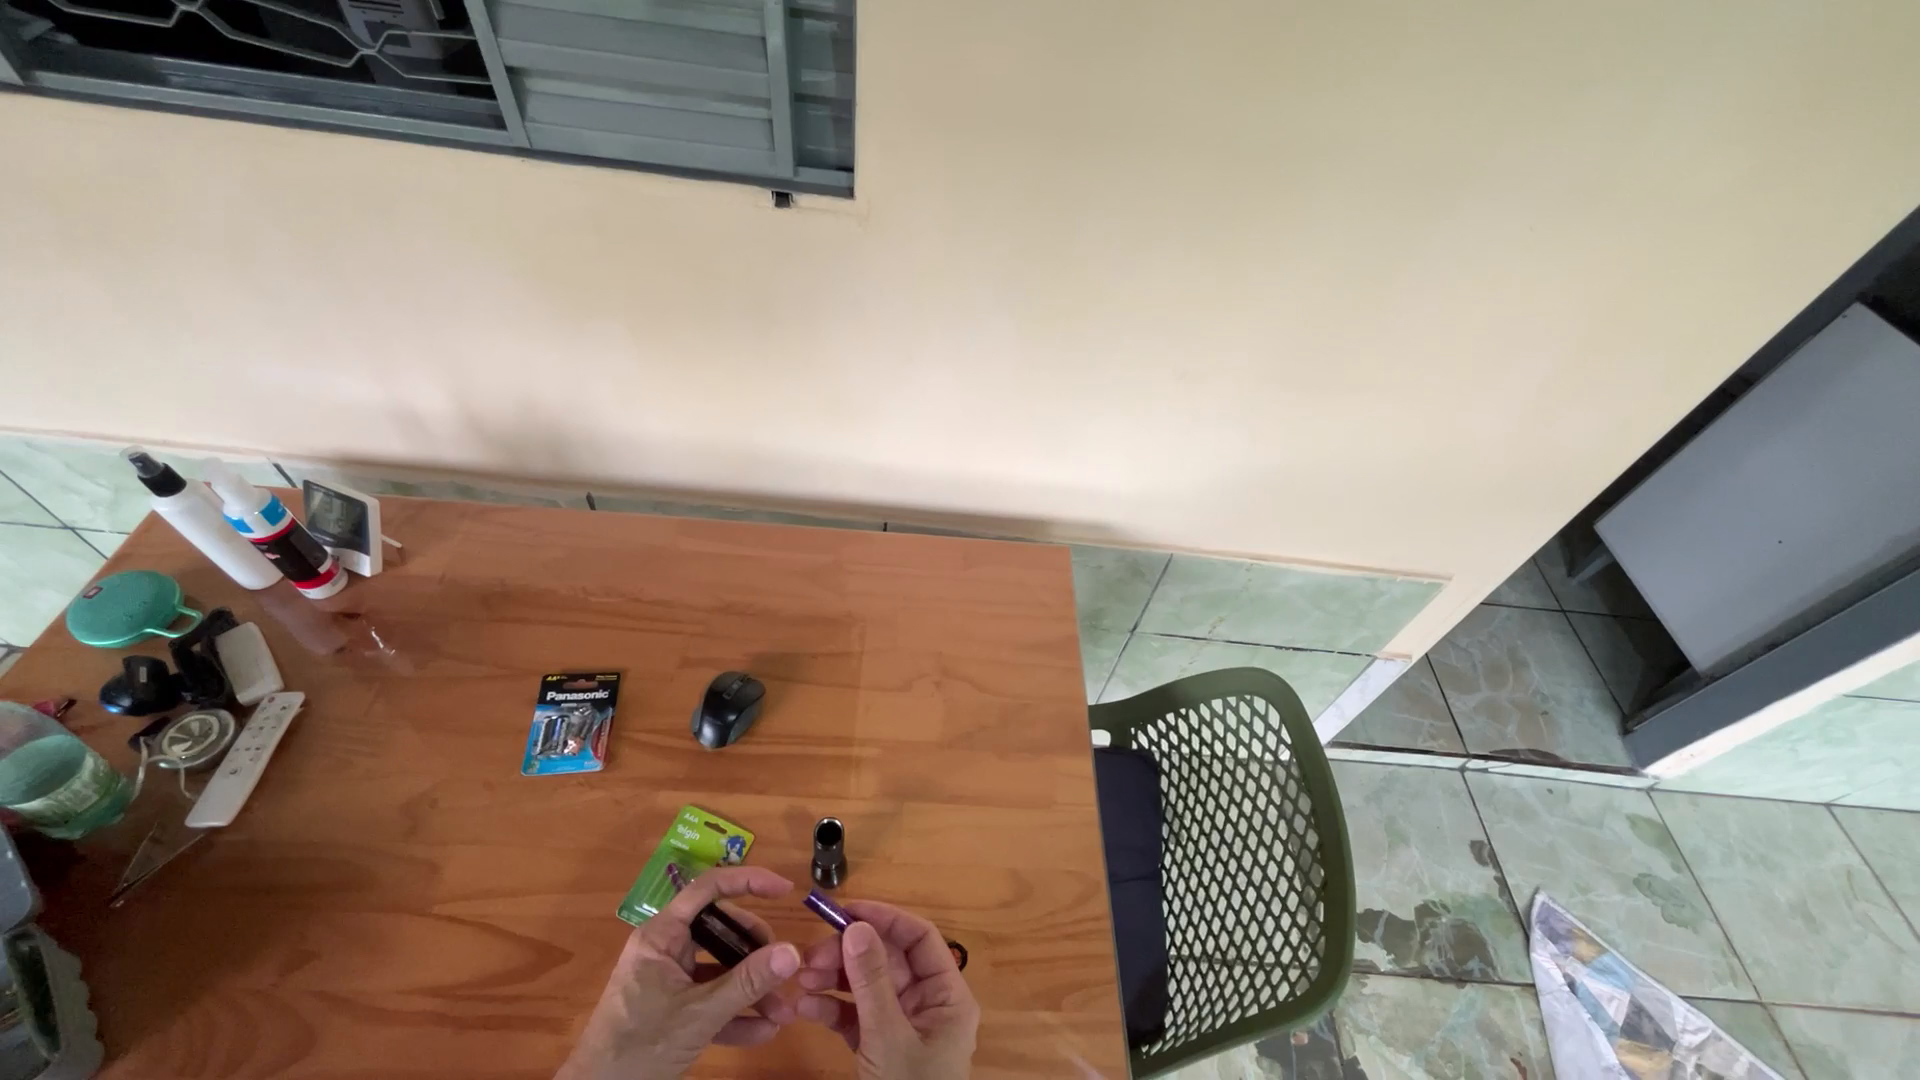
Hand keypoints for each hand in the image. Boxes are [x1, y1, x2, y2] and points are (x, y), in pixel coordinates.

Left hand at [558, 866, 801, 1079]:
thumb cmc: (639, 1049)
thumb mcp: (698, 1015)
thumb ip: (747, 983)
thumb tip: (793, 952)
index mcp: (663, 936)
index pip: (709, 888)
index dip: (749, 882)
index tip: (784, 891)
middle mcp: (667, 950)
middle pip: (723, 932)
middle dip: (757, 954)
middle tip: (785, 971)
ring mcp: (670, 981)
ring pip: (721, 971)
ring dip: (753, 991)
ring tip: (783, 1013)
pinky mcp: (673, 1011)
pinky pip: (712, 1001)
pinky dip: (736, 1014)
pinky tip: (764, 1031)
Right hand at [795, 900, 979, 1079]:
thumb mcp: (889, 1039)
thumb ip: (872, 982)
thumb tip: (856, 926)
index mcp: (947, 997)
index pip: (920, 939)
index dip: (886, 918)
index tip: (846, 910)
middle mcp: (927, 1005)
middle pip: (888, 960)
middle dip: (849, 953)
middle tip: (811, 954)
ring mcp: (902, 1027)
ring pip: (867, 987)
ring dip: (834, 979)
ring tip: (801, 979)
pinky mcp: (879, 1048)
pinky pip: (855, 1017)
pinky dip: (831, 1010)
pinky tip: (803, 1007)